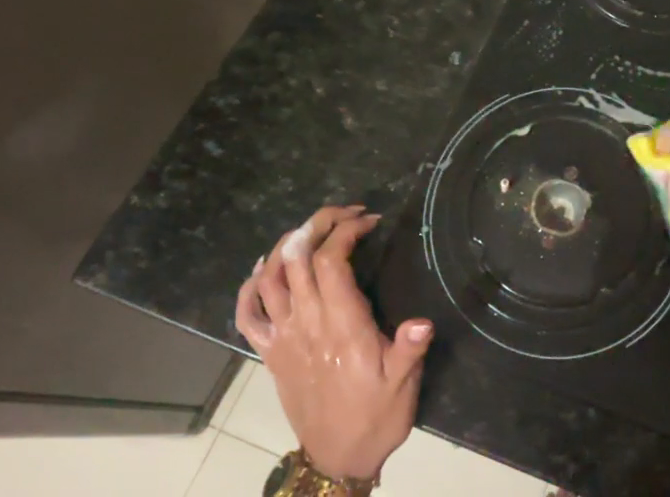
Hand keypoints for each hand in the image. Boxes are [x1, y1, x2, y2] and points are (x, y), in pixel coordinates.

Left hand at [234, 205, 432, 479]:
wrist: (338, 457)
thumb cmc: (376, 415)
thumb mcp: (403, 383)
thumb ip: (409, 349)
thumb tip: (422, 322)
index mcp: (341, 325)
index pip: (331, 262)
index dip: (345, 231)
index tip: (370, 220)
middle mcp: (307, 323)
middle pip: (299, 258)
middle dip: (318, 224)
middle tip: (345, 213)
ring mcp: (283, 337)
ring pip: (270, 278)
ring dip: (286, 245)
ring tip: (311, 229)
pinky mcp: (270, 352)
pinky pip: (247, 315)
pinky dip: (250, 286)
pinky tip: (264, 267)